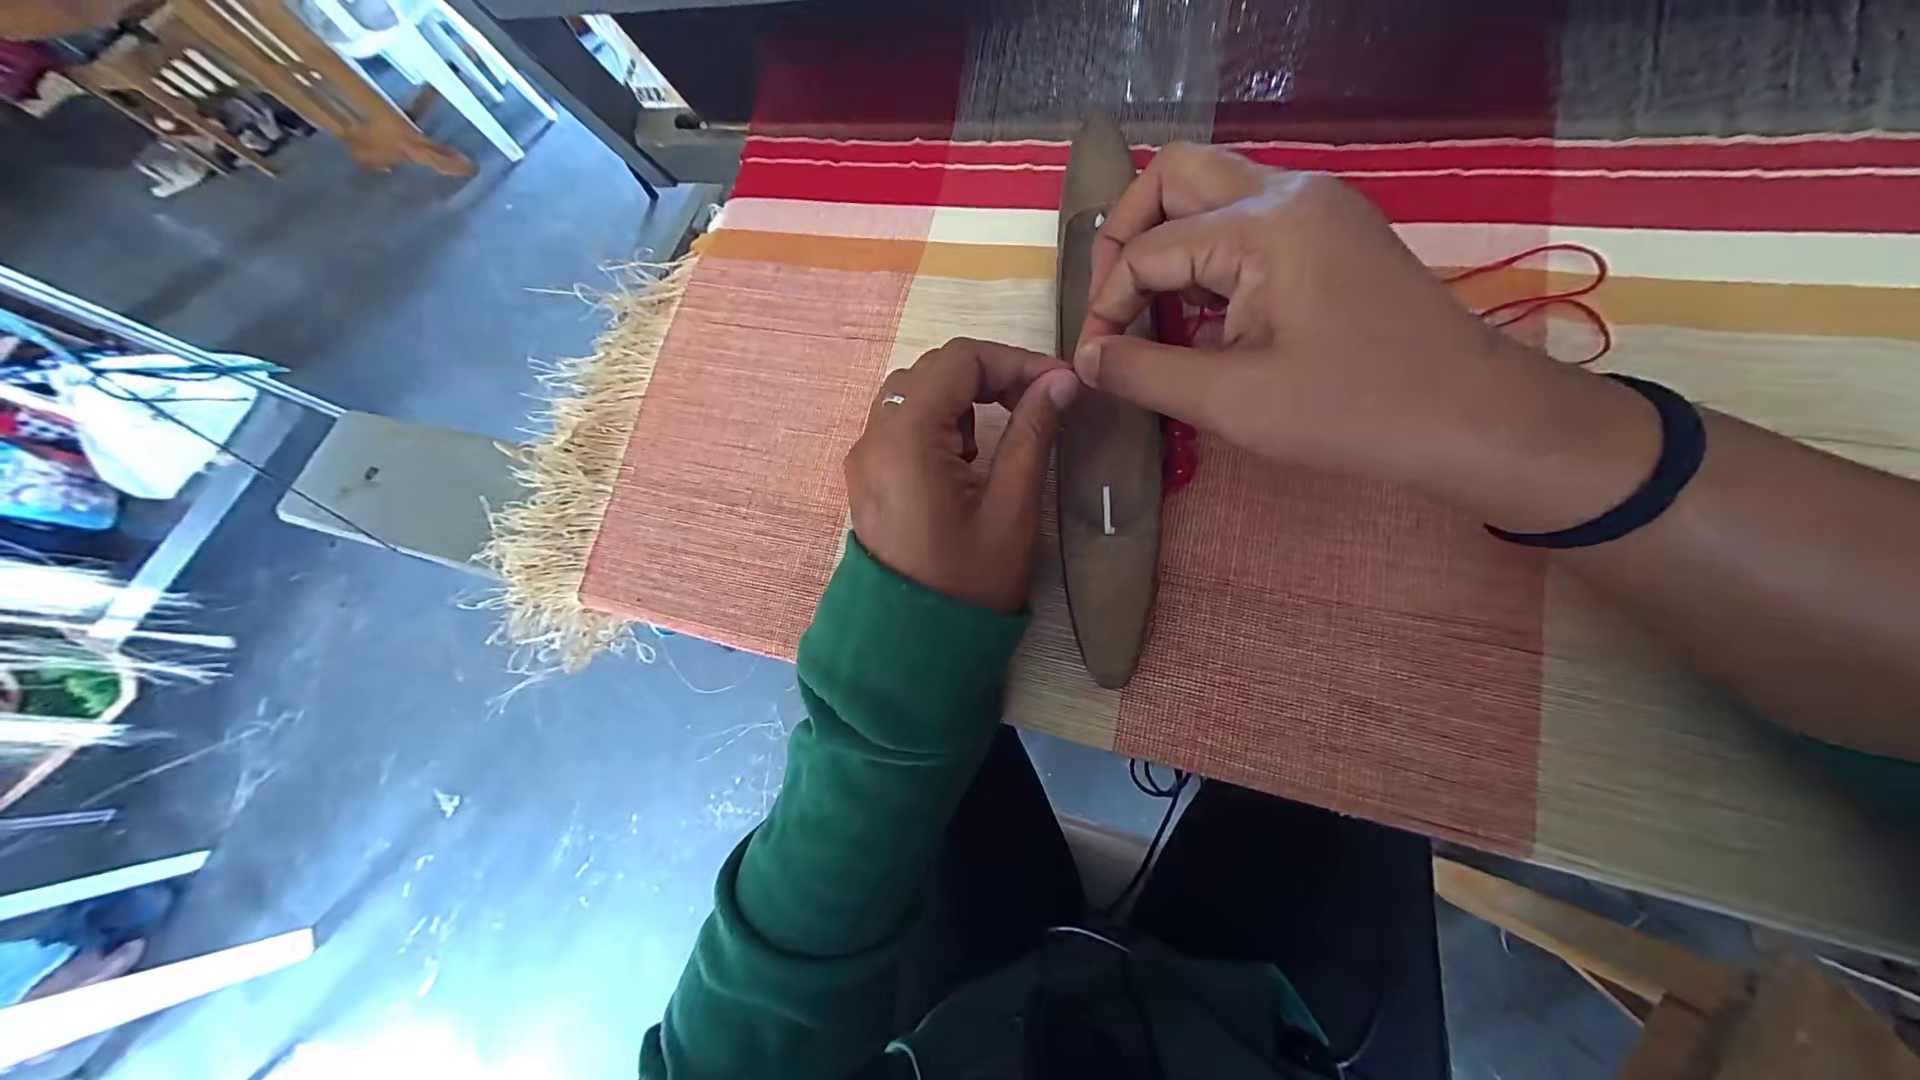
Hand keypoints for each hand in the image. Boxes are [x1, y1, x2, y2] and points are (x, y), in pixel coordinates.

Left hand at [846, 338, 1080, 612]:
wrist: (914, 643)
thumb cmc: (969, 583)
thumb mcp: (1012, 508)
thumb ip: (1033, 434)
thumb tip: (1060, 381)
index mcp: (908, 438)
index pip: (960, 360)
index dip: (1014, 361)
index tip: (1057, 383)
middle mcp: (875, 437)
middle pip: (933, 370)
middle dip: (988, 376)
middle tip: (1035, 403)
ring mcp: (864, 457)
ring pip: (913, 393)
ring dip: (961, 398)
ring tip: (997, 437)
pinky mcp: (866, 477)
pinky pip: (899, 424)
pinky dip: (937, 422)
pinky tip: (964, 459)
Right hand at [1073, 143, 1652, 524]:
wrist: (1469, 419)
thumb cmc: (1348, 412)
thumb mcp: (1229, 400)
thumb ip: (1143, 372)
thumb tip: (1086, 358)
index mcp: (1264, 225)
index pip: (1147, 250)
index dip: (1105, 307)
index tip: (1092, 361)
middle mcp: (1288, 193)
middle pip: (1174, 177)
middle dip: (1125, 238)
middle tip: (1113, 306)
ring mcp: (1315, 207)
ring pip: (1209, 192)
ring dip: (1165, 243)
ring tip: (1147, 313)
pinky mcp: (1328, 233)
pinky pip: (1243, 221)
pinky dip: (1204, 257)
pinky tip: (1198, 313)